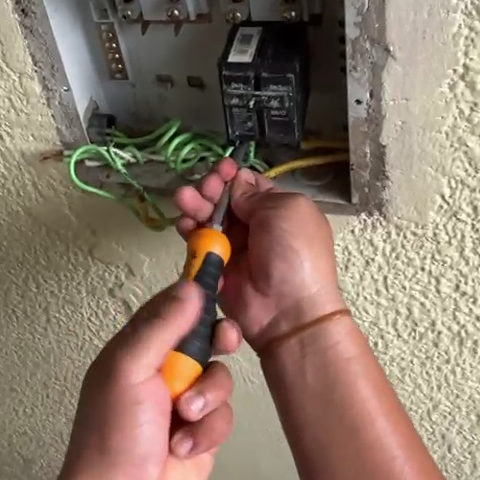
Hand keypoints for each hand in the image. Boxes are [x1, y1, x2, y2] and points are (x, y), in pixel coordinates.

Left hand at [60, 282, 239, 479]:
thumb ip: (161, 326)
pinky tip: (184, 447)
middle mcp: (162, 367)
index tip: (220, 278)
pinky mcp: (202, 430)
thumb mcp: (130, 368)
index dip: (195, 293)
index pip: (171, 306)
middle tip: (224, 340)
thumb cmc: (115, 431)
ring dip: (207, 397)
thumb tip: (190, 285)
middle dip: (217, 339)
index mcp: (137, 346)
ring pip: (220, 376)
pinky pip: (224, 414)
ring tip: (185, 417)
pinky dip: (208, 430)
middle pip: (204, 336)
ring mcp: (184, 399)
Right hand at [174, 158, 343, 348]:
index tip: (221, 169)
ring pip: (206, 215)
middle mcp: (253, 223)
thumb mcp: (285, 210)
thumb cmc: (294, 252)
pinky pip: (196, 241)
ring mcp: (232, 244)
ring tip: (185, 199)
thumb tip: (236, 181)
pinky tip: (184, 223)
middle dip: (210, 187)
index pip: (247, 183)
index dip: (232, 175)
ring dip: (194, 204)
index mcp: (277, 207)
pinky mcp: (214, 263)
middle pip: (223, 197)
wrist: (287, 309)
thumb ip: (254, 194)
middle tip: (204, 189)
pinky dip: (188, 228)